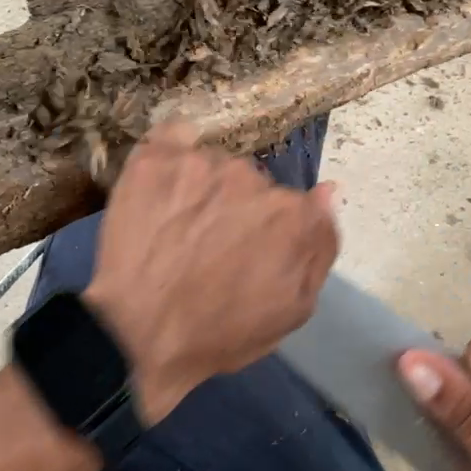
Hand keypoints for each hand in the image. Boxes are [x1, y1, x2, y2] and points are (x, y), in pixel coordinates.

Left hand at [81, 122, 338, 421]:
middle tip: (207, 243)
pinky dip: (172, 150)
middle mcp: (248, 177)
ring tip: (177, 226)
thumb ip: (319, 246)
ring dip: (200, 186)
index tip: (246, 250)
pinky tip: (164, 179)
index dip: (268, 229)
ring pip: (210, 163)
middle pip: (248, 181)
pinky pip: (172, 135)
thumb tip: (329, 191)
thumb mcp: (293, 309)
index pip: (289, 203)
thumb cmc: (220, 333)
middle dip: (233, 205)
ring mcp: (198, 164)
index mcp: (289, 213)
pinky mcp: (154, 159)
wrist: (141, 335)